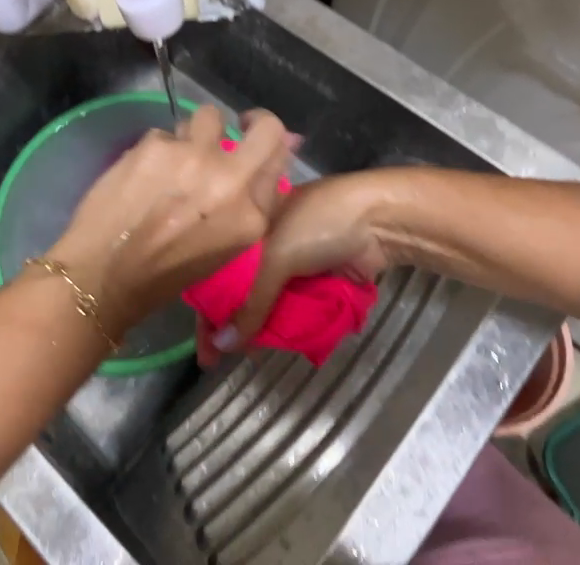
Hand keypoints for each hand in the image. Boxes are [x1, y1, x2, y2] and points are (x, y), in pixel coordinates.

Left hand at [47, 106, 293, 331]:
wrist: (104, 273)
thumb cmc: (164, 273)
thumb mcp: (223, 248)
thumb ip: (246, 203)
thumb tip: (275, 158)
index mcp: (252, 217)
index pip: (279, 162)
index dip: (267, 148)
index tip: (252, 145)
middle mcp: (231, 181)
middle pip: (265, 127)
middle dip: (254, 121)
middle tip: (235, 127)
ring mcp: (194, 157)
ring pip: (208, 117)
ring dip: (196, 132)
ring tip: (175, 157)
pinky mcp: (156, 145)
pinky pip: (164, 133)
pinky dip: (157, 150)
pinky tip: (141, 173)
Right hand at [200, 171, 395, 363]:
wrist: (379, 221)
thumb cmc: (319, 223)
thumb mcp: (276, 257)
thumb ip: (250, 303)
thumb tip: (223, 346)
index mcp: (248, 221)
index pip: (214, 266)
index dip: (204, 302)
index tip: (200, 339)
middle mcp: (263, 241)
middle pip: (236, 288)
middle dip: (226, 320)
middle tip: (216, 358)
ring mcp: (290, 261)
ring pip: (263, 301)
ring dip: (253, 326)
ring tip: (241, 356)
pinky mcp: (313, 279)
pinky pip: (288, 306)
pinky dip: (279, 324)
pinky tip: (268, 344)